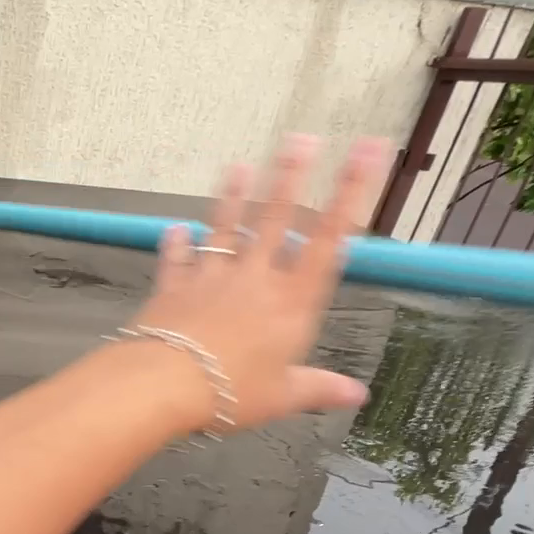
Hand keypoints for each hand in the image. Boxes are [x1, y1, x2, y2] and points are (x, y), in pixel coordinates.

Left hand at [128, 133, 388, 433]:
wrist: (165, 384)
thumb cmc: (231, 393)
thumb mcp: (282, 397)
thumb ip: (318, 389)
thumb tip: (358, 395)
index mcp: (292, 302)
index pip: (330, 239)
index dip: (351, 192)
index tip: (368, 148)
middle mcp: (254, 280)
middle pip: (274, 220)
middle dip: (289, 177)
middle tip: (299, 137)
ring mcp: (210, 279)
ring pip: (224, 230)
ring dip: (231, 198)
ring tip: (238, 166)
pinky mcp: (171, 289)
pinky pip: (176, 260)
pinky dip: (175, 244)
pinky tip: (174, 229)